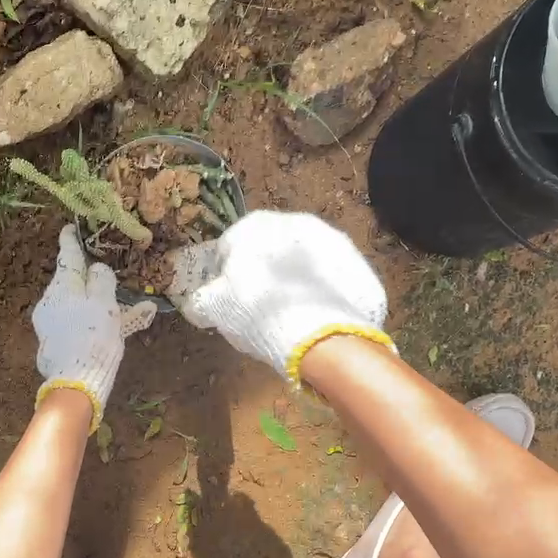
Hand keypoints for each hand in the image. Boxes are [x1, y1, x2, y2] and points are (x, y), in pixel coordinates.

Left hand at [32, 225, 154, 429]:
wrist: (76, 382)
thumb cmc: (92, 335)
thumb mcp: (104, 302)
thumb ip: (101, 280)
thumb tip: (97, 270)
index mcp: (61, 287)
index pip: (67, 256)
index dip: (70, 241)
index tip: (69, 229)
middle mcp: (52, 303)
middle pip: (75, 284)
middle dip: (93, 280)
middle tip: (109, 273)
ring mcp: (54, 325)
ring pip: (83, 308)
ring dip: (106, 306)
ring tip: (139, 309)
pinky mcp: (60, 345)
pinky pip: (84, 326)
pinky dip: (102, 324)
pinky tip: (131, 326)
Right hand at [168, 210, 392, 381]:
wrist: (320, 335)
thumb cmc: (255, 312)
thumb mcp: (211, 308)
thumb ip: (199, 300)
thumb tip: (197, 303)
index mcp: (255, 225)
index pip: (230, 246)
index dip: (225, 274)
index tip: (226, 297)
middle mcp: (296, 222)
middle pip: (271, 250)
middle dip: (264, 272)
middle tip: (258, 306)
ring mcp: (335, 242)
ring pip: (303, 262)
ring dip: (294, 281)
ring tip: (288, 315)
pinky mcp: (361, 268)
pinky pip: (331, 281)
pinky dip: (322, 295)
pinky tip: (313, 320)